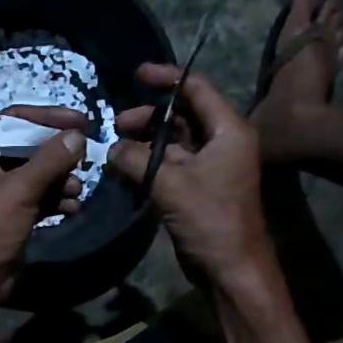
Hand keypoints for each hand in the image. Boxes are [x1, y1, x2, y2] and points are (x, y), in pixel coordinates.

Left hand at [0, 105, 88, 294]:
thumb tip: (78, 136)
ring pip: (34, 173)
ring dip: (59, 178)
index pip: (13, 119)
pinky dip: (53, 199)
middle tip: (85, 156)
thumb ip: (51, 159)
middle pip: (26, 146)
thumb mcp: (22, 189)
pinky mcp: (7, 215)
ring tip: (77, 190)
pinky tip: (72, 209)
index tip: (81, 122)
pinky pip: (35, 197)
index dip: (48, 117)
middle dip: (57, 153)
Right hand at [108, 64, 266, 278]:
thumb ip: (137, 160)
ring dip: (145, 142)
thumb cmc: (210, 219)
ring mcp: (209, 166)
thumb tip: (111, 148)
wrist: (230, 267)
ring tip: (115, 148)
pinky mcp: (196, 188)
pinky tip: (124, 168)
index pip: (197, 89)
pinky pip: (169, 165)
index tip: (136, 75)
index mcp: (228, 130)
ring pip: (173, 142)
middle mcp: (221, 142)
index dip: (166, 78)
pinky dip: (147, 163)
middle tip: (117, 125)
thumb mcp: (170, 184)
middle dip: (148, 116)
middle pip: (182, 115)